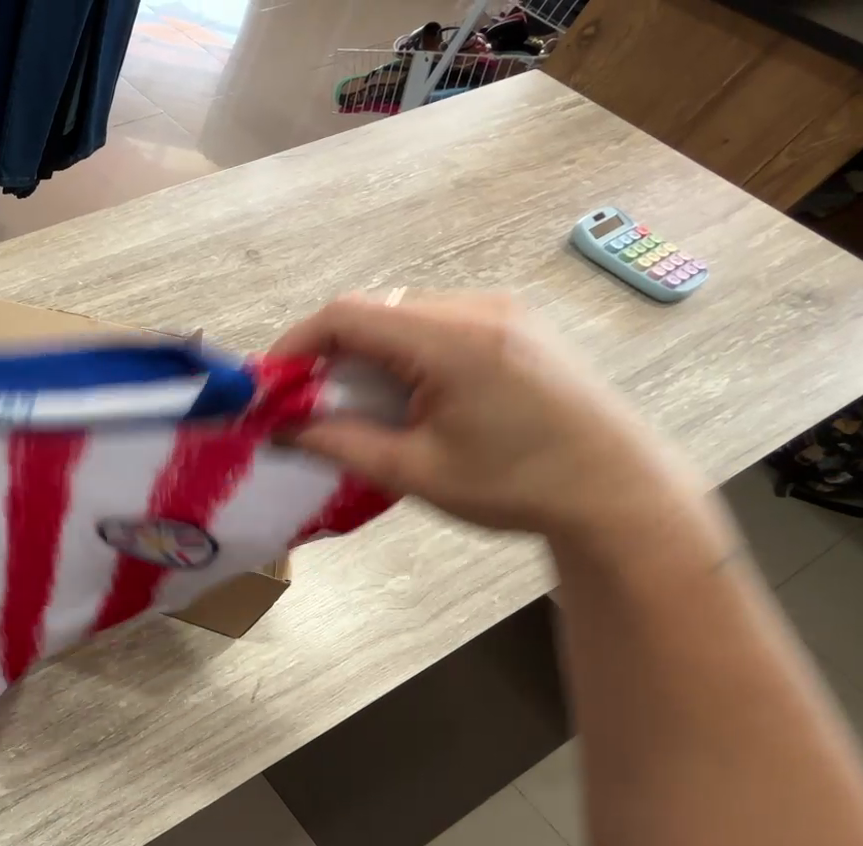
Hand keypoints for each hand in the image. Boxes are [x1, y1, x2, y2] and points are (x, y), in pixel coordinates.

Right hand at [273, 292, 704, 544]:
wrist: (621, 494)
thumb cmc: (515, 486)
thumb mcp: (411, 470)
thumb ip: (336, 442)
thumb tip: (279, 428)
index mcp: (454, 340)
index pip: (347, 314)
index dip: (295, 344)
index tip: (268, 385)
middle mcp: (479, 309)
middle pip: (372, 310)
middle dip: (326, 353)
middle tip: (303, 402)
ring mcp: (503, 312)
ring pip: (401, 316)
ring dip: (362, 354)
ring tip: (350, 404)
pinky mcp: (516, 326)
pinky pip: (433, 324)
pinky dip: (397, 354)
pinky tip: (400, 395)